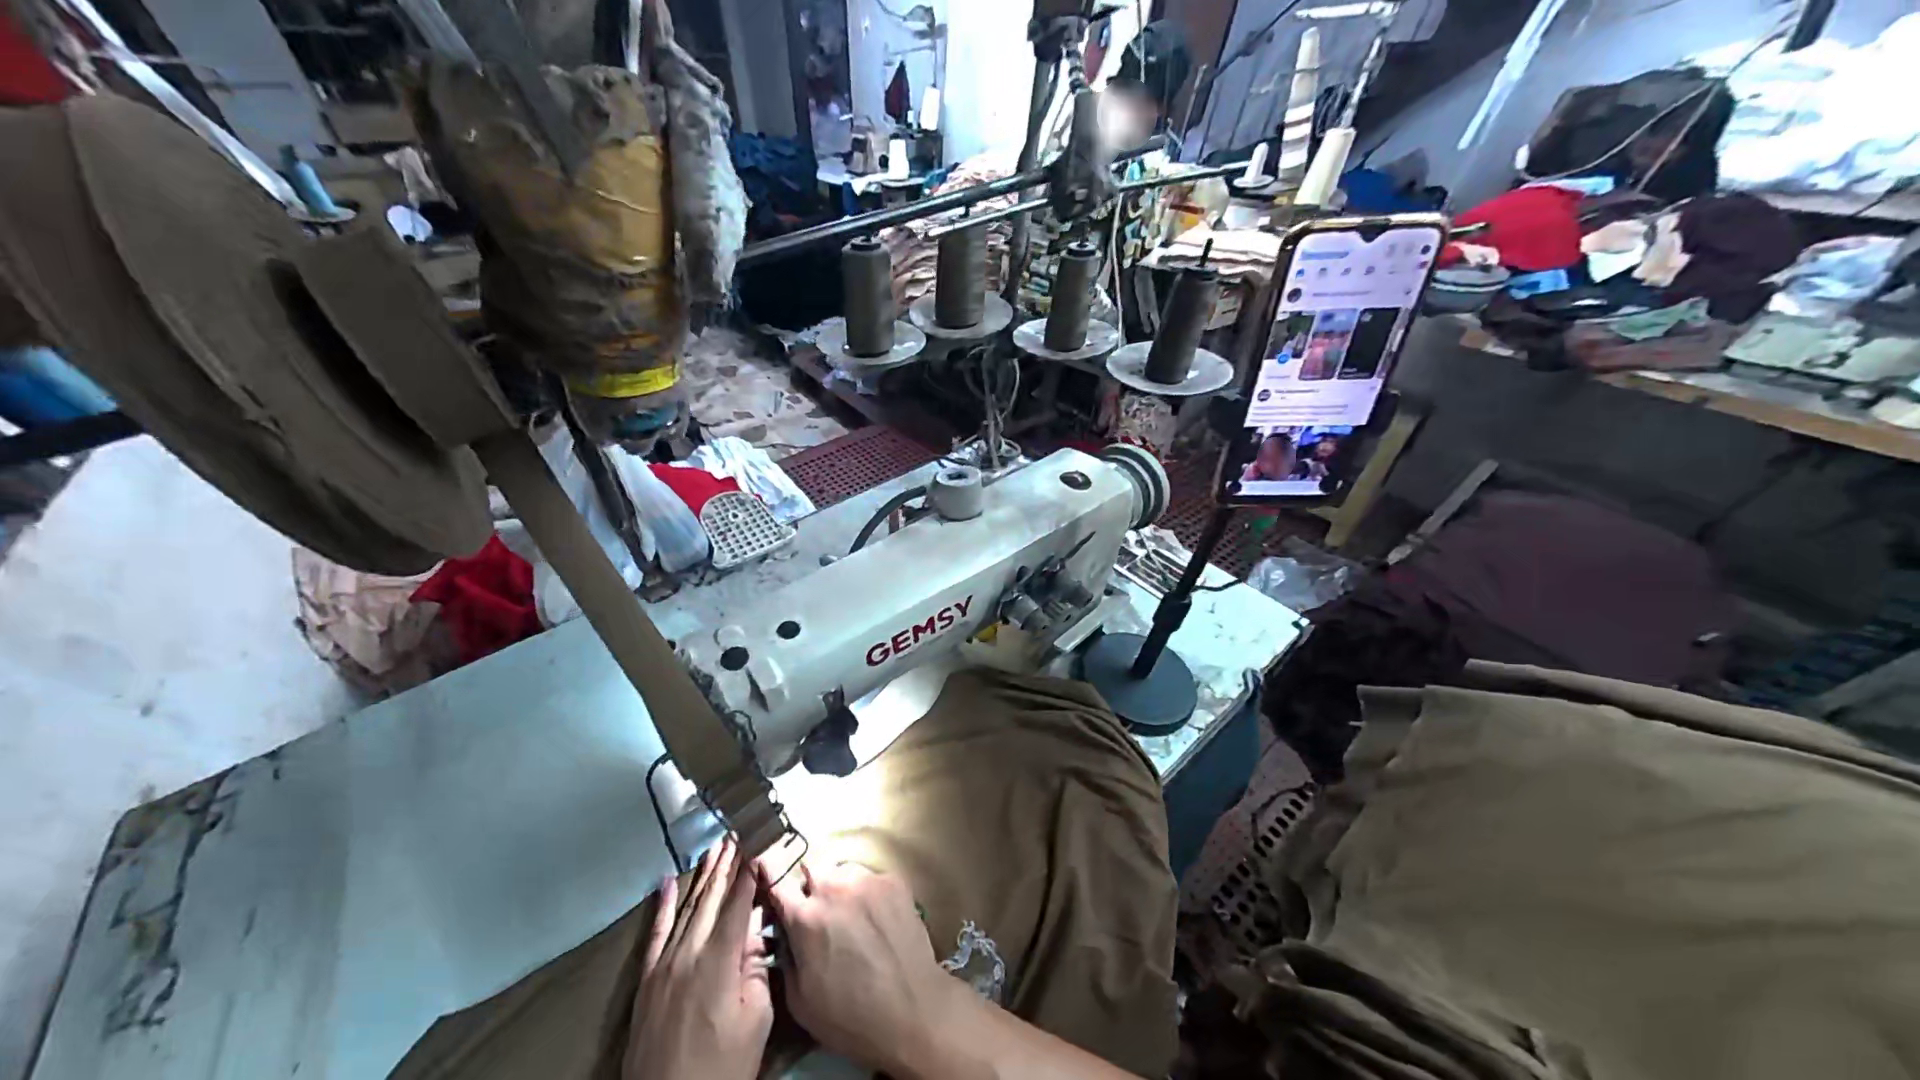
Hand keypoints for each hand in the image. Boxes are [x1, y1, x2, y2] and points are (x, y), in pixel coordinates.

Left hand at [624, 837, 772, 1079]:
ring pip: (688, 908)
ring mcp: (665, 964)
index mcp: (720, 959)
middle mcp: (689, 952)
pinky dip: (664, 905)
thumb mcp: (756, 1018)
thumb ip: (755, 968)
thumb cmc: (723, 1066)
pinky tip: (668, 881)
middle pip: (713, 898)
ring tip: (716, 848)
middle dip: (728, 863)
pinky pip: (657, 932)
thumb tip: (752, 934)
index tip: (759, 840)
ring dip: (704, 876)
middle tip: (738, 833)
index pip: (740, 901)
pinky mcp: (648, 980)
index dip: (750, 868)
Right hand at [759, 861, 963, 1075]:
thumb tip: (784, 933)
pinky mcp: (894, 881)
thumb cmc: (849, 1015)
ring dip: (841, 889)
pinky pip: (871, 879)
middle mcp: (834, 888)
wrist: (911, 1009)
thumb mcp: (799, 999)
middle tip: (821, 912)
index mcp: (805, 917)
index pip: (775, 878)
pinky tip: (878, 920)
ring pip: (843, 872)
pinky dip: (869, 894)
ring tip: (854, 918)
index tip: (764, 868)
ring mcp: (867, 881)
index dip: (768, 872)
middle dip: (810, 885)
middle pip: (812, 868)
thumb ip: (786, 956)